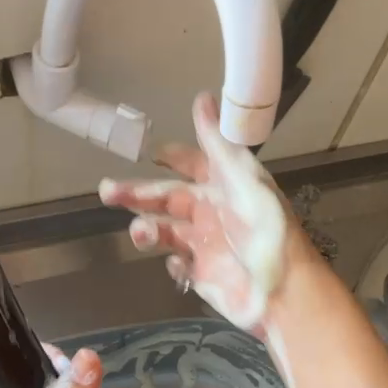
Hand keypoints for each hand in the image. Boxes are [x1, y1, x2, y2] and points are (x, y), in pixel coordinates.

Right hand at [99, 92, 318, 336]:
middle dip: (138, 194)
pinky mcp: (200, 275)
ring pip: (164, 231)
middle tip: (108, 191)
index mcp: (225, 185)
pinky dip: (172, 263)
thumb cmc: (266, 230)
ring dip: (147, 229)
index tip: (152, 152)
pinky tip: (178, 263)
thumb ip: (217, 144)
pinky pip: (177, 265)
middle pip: (167, 198)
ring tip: (140, 232)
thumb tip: (201, 97)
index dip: (174, 157)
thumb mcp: (243, 179)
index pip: (194, 165)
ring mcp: (204, 245)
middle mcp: (212, 212)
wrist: (279, 290)